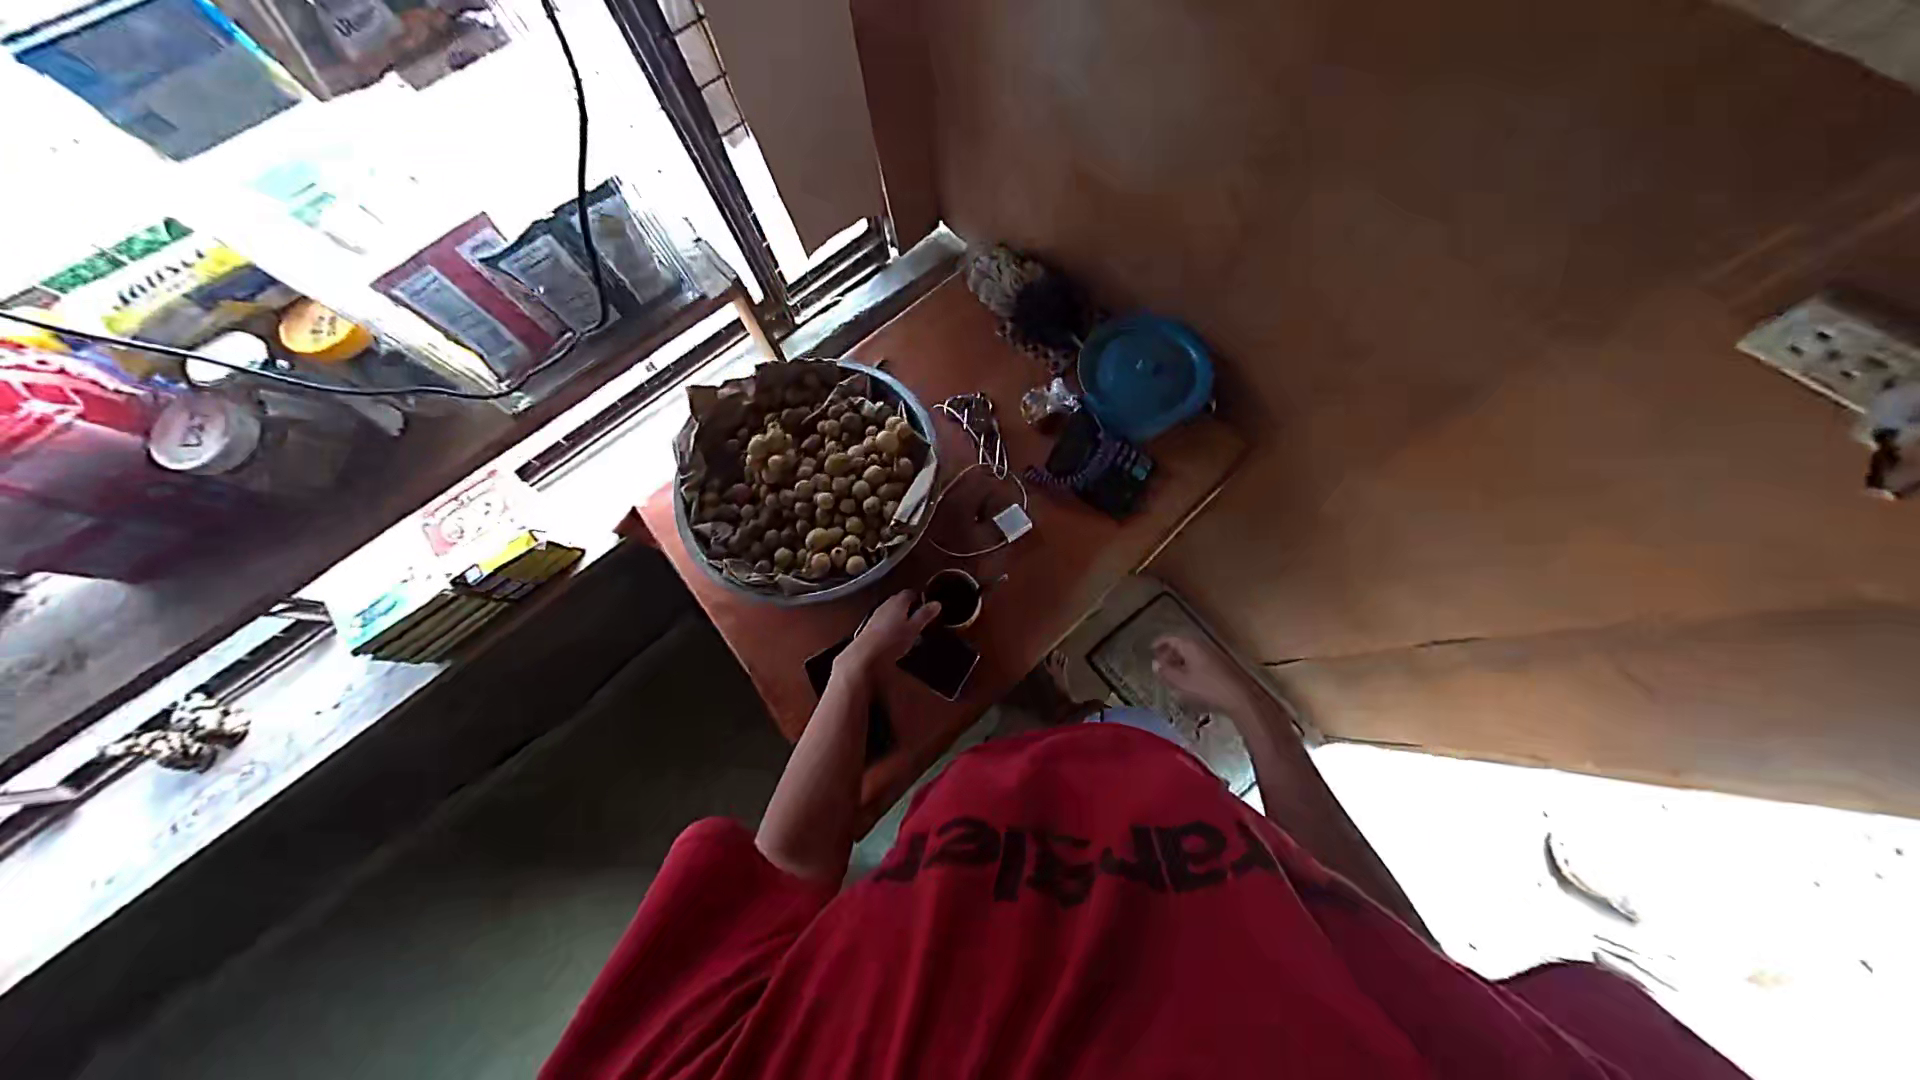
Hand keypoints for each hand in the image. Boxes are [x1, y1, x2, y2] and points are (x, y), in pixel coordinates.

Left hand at [835, 591, 940, 681]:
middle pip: (899, 600)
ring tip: (908, 627)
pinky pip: (883, 620)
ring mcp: (876, 614)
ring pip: (890, 610)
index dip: (919, 597)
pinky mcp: (868, 626)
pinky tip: (893, 636)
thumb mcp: (914, 629)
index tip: (926, 606)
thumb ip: (925, 615)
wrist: (865, 654)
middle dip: (909, 606)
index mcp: (898, 601)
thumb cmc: (893, 640)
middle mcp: (886, 604)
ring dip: (898, 616)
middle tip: (919, 617)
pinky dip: (890, 624)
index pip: (910, 592)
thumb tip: (937, 603)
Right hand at [1152, 635, 1255, 712]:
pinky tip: (1188, 679)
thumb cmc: (1206, 687)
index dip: (1159, 643)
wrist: (1238, 697)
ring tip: (1171, 673)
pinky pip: (1199, 660)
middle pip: (1181, 644)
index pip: (1170, 638)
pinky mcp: (1220, 664)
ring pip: (1190, 653)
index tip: (1151, 649)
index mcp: (1190, 645)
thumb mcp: (1180, 681)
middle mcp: (1201, 645)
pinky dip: (1189, 665)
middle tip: (1160, 663)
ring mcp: (1212, 654)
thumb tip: (1155, 664)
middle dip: (1168, 653)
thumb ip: (1165, 672)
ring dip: (1179, 660)